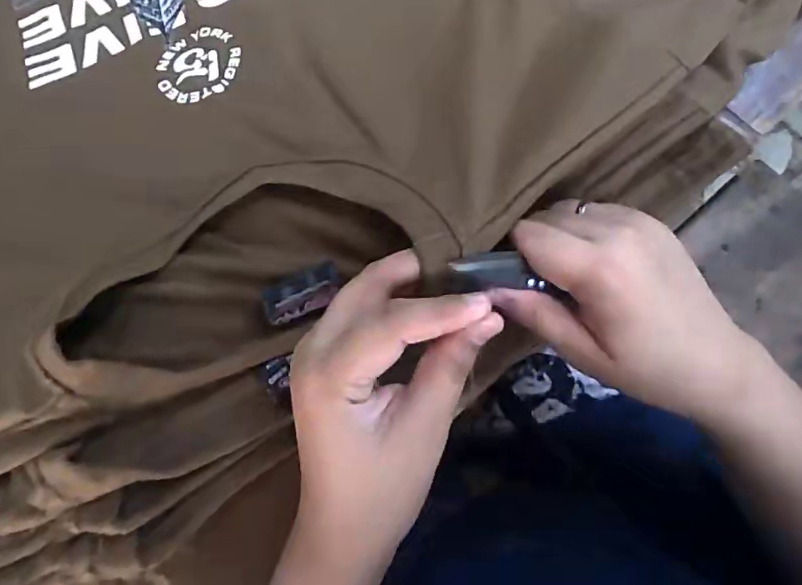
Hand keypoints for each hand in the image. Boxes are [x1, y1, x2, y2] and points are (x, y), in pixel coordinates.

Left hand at [273, 250, 502, 584]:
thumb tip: (489, 315)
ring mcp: (312, 345)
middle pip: (367, 287)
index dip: (442, 307)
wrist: (340, 529)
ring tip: (452, 278)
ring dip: (405, 278)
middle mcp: (312, 348)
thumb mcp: (424, 429)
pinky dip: (392, 295)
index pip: (391, 322)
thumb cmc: (383, 489)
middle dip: (417, 272)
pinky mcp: (322, 350)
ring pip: (361, 289)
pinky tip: (425, 296)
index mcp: (329, 375)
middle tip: (467, 271)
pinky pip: (358, 305)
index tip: (486, 299)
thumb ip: (451, 364)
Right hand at [491, 201, 768, 428]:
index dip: (515, 256)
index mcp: (599, 267)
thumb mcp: (585, 354)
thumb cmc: (648, 369)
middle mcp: (616, 229)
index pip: (528, 233)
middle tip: (550, 284)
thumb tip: (489, 289)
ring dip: (561, 233)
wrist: (719, 362)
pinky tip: (603, 260)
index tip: (522, 283)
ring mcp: (637, 218)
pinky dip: (586, 228)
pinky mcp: (650, 217)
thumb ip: (535, 314)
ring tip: (577, 271)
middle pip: (546, 216)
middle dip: (537, 244)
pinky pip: (597, 209)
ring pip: (570, 209)